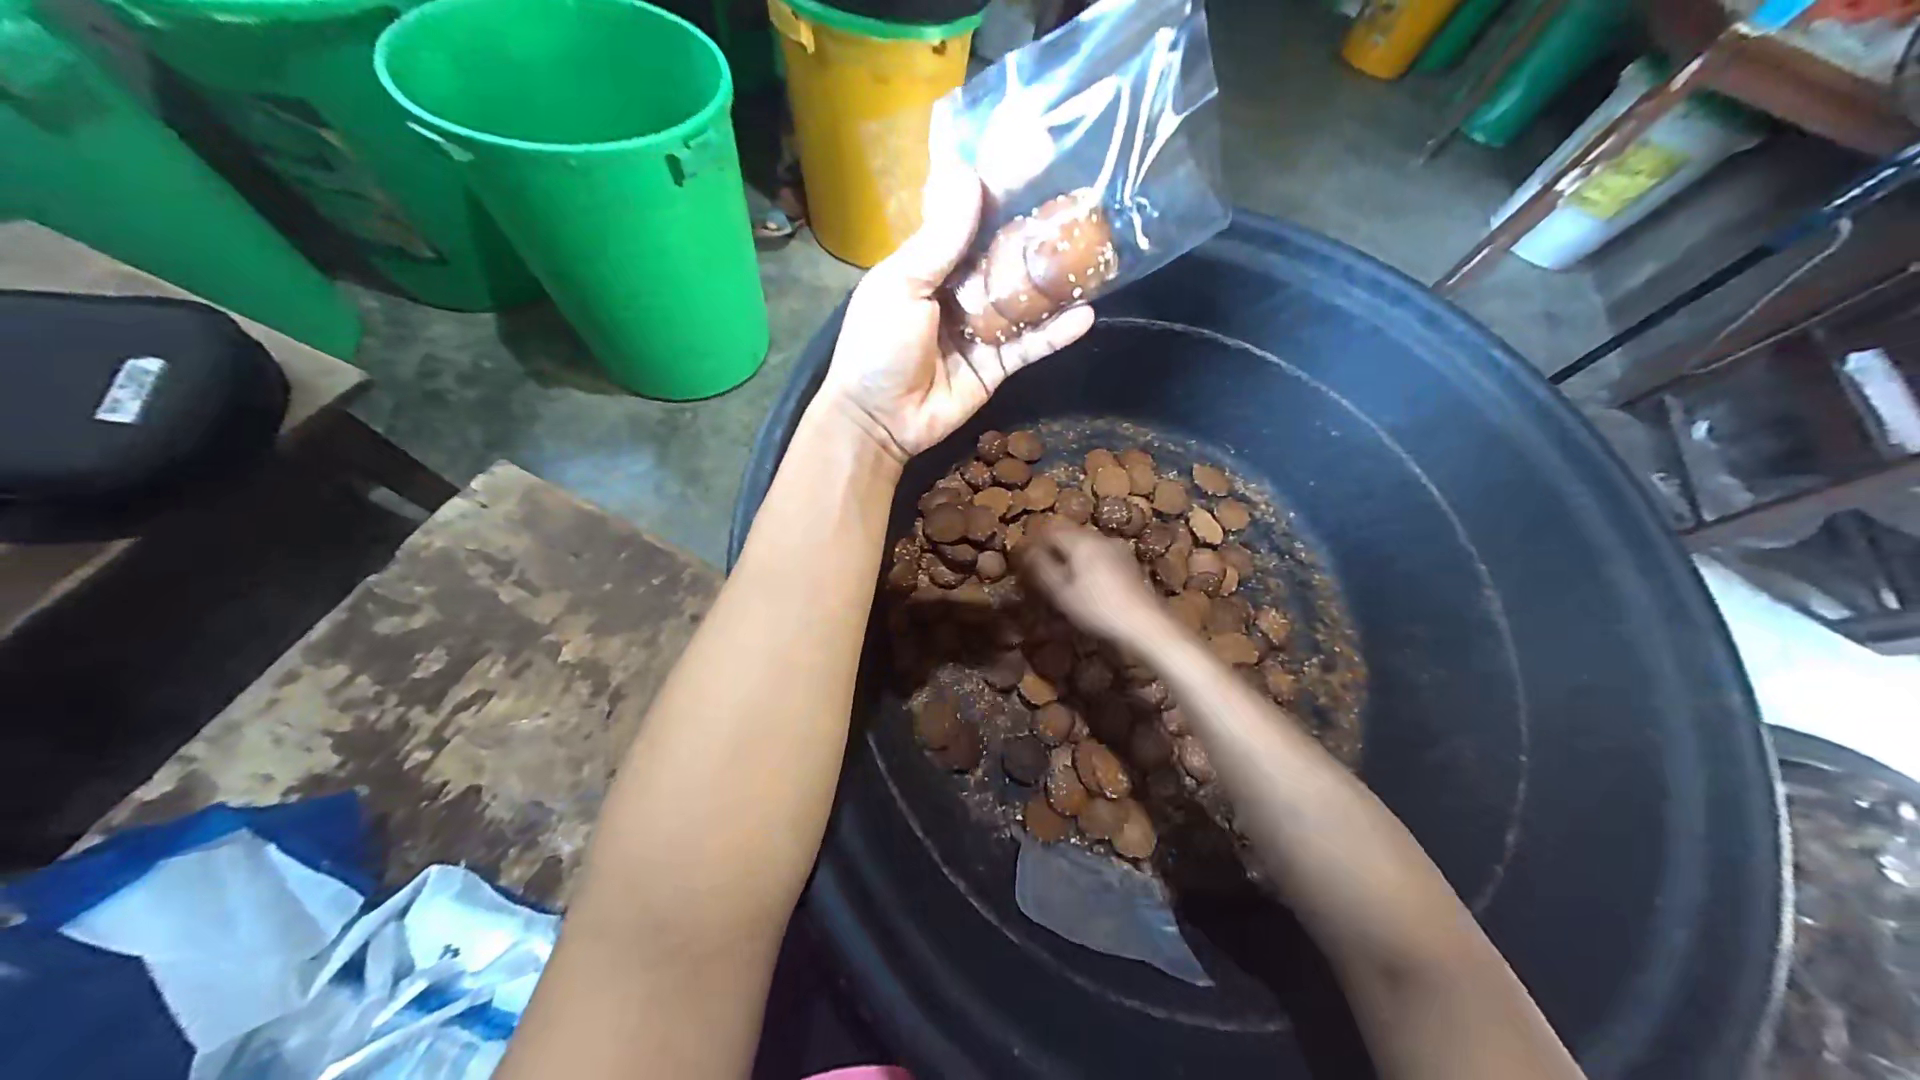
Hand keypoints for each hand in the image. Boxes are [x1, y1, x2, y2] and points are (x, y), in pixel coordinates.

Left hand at [816, 155, 1095, 462]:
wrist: (878, 419)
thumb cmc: (877, 346)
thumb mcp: (901, 286)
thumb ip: (939, 240)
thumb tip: (969, 177)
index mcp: (932, 261)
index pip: (973, 214)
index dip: (1003, 183)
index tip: (1040, 149)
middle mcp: (962, 288)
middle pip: (1008, 253)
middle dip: (1042, 228)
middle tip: (1086, 197)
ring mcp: (983, 327)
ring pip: (1026, 298)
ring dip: (1057, 278)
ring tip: (1097, 251)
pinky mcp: (998, 365)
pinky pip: (1031, 345)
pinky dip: (1056, 333)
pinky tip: (1086, 313)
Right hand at [1019, 523, 1174, 647]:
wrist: (1144, 622)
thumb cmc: (1097, 607)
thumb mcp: (1061, 592)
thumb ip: (1041, 568)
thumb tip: (1026, 553)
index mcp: (1081, 541)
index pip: (1050, 530)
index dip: (1034, 541)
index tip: (1024, 558)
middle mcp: (1100, 537)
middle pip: (1069, 534)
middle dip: (1053, 548)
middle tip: (1040, 569)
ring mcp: (1117, 548)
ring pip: (1085, 545)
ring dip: (1070, 556)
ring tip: (1062, 578)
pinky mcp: (1128, 561)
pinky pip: (1099, 554)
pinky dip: (1087, 563)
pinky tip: (1086, 584)